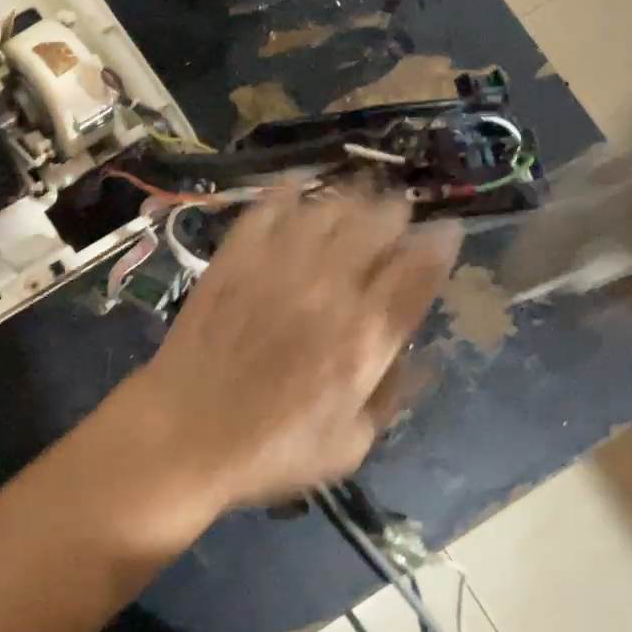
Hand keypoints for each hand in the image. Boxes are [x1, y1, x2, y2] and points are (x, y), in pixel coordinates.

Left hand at [125, 188, 460, 515]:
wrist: (184, 428)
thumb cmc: (270, 448)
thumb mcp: (350, 443)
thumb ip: (388, 393)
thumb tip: (415, 355)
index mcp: (364, 337)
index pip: (416, 273)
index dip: (438, 245)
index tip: (447, 230)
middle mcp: (325, 290)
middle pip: (372, 229)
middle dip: (393, 212)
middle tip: (400, 207)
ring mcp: (273, 268)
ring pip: (322, 212)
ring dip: (347, 197)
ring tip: (358, 191)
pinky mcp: (230, 260)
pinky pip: (263, 212)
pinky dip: (284, 192)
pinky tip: (296, 183)